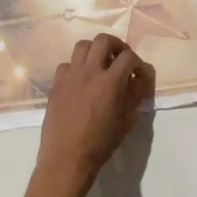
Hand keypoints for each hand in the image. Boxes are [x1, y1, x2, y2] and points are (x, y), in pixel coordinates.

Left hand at [31, 34, 152, 196]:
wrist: (67, 156)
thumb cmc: (101, 142)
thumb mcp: (127, 120)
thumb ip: (135, 94)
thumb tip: (140, 78)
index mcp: (111, 81)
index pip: (128, 56)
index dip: (138, 62)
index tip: (139, 72)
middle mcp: (90, 71)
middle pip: (103, 40)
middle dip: (116, 45)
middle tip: (120, 57)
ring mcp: (70, 75)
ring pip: (82, 46)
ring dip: (94, 50)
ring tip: (100, 63)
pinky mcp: (56, 84)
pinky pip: (66, 64)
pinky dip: (76, 66)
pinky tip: (80, 80)